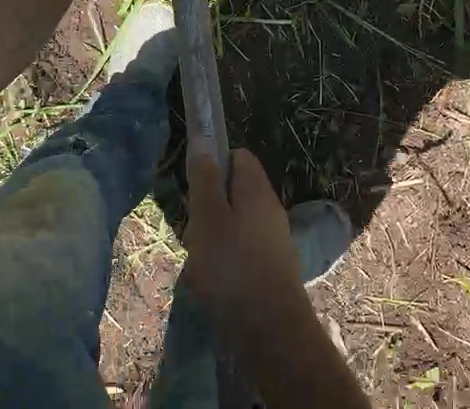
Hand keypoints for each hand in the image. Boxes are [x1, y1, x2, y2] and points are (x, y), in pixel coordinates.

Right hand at [181, 149, 306, 334]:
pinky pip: (242, 249)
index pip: (238, 157)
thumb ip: (205, 178)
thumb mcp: (208, 217)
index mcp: (257, 189)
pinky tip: (214, 281)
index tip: (196, 188)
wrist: (270, 329)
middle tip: (195, 229)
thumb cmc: (233, 266)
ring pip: (235, 223)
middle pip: (235, 191)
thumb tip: (203, 139)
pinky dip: (225, 259)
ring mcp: (274, 238)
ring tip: (201, 260)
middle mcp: (271, 208)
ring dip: (214, 236)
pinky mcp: (272, 266)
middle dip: (210, 206)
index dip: (215, 165)